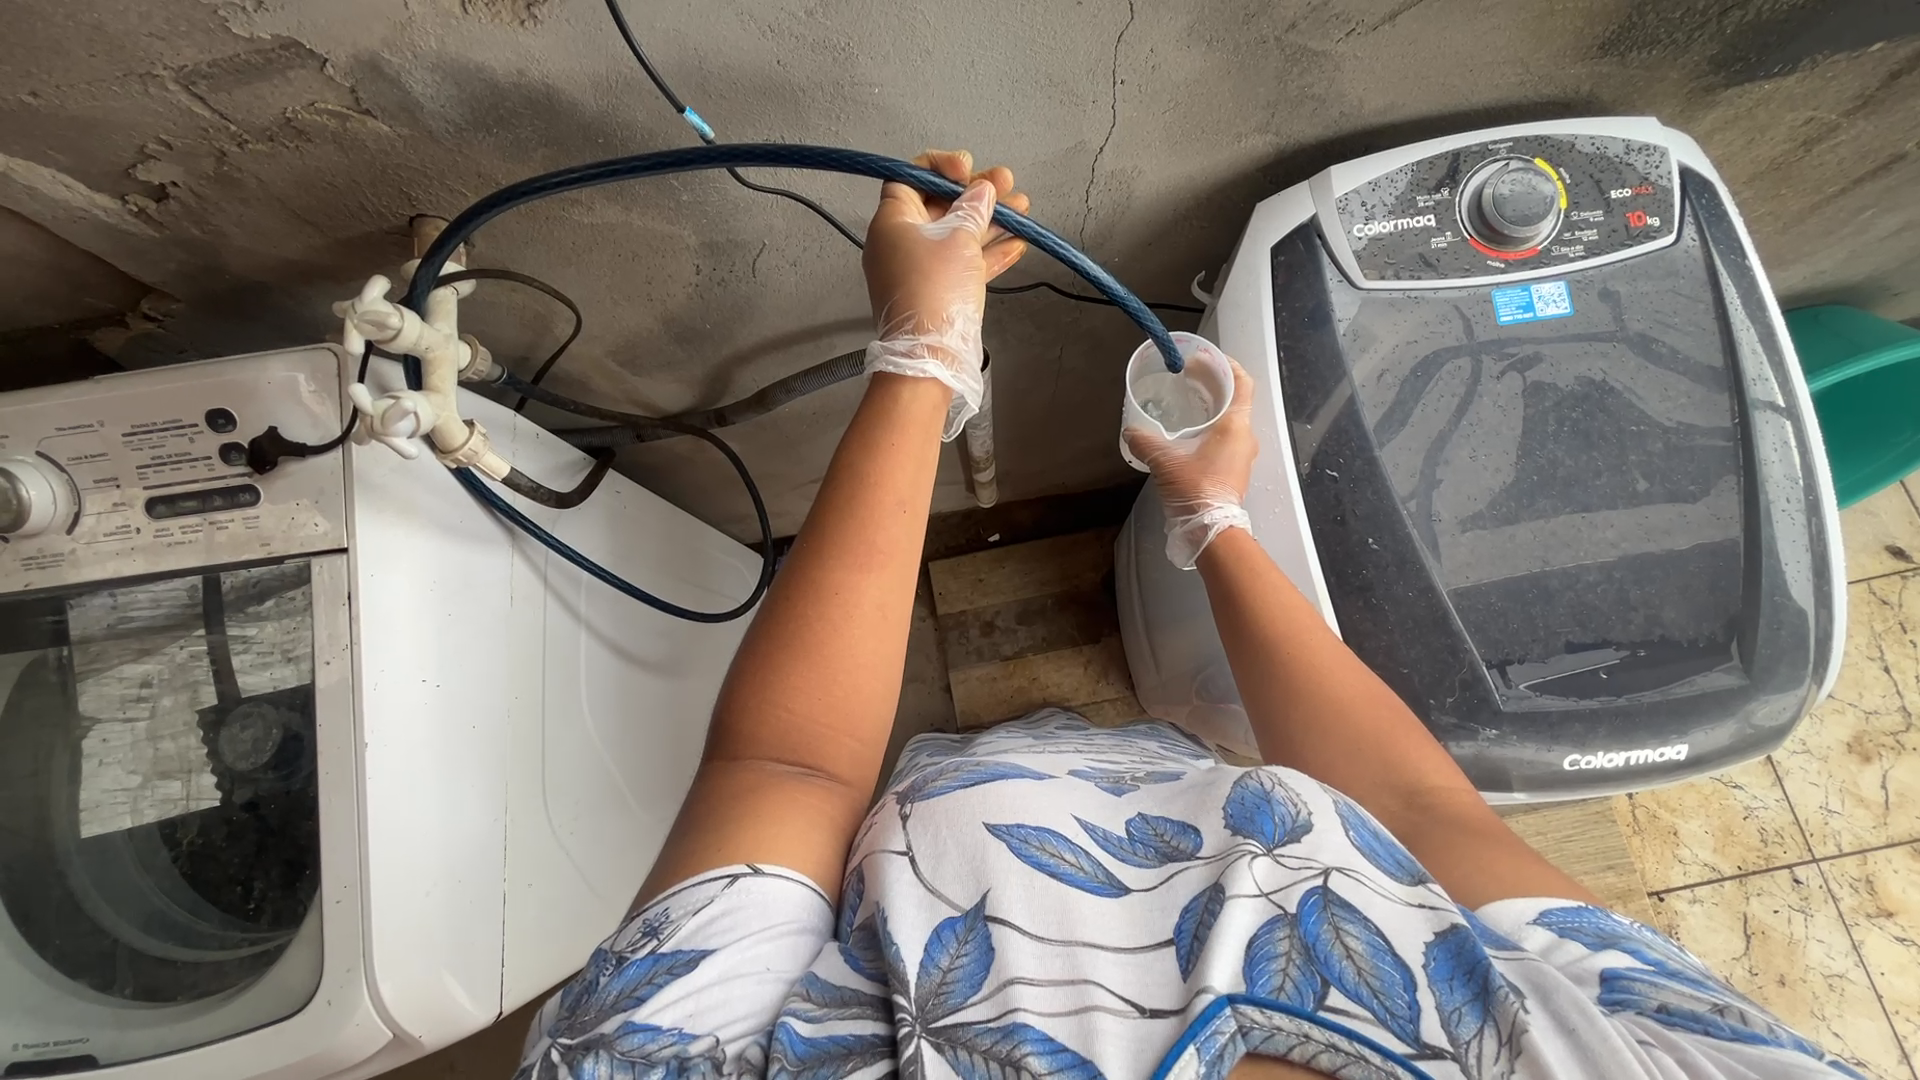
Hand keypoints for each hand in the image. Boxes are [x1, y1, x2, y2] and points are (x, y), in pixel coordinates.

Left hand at [862, 149, 1029, 439]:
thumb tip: (982, 190)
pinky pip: (963, 263)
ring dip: (991, 220)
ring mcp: (920, 270)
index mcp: (893, 222)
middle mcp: (901, 243)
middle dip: (977, 193)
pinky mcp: (938, 293)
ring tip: (1023, 207)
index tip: (966, 168)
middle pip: (940, 205)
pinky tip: (1018, 243)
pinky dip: (988, 253)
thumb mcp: (958, 238)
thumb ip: (974, 207)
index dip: (939, 167)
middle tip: (1007, 183)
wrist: (930, 355)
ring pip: (957, 235)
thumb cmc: (936, 288)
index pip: (909, 178)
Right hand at [1123, 355, 1257, 567]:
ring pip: (1230, 420)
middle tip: (1187, 377)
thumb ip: (1145, 441)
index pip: (1241, 382)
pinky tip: (1188, 433)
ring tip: (1186, 402)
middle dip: (1211, 385)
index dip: (1225, 365)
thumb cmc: (1195, 490)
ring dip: (1211, 408)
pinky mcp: (1233, 471)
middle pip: (1234, 400)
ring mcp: (1241, 455)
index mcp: (1235, 426)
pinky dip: (1209, 428)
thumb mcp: (1164, 461)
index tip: (1205, 358)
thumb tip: (1131, 432)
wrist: (1210, 531)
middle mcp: (1244, 437)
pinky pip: (1225, 438)